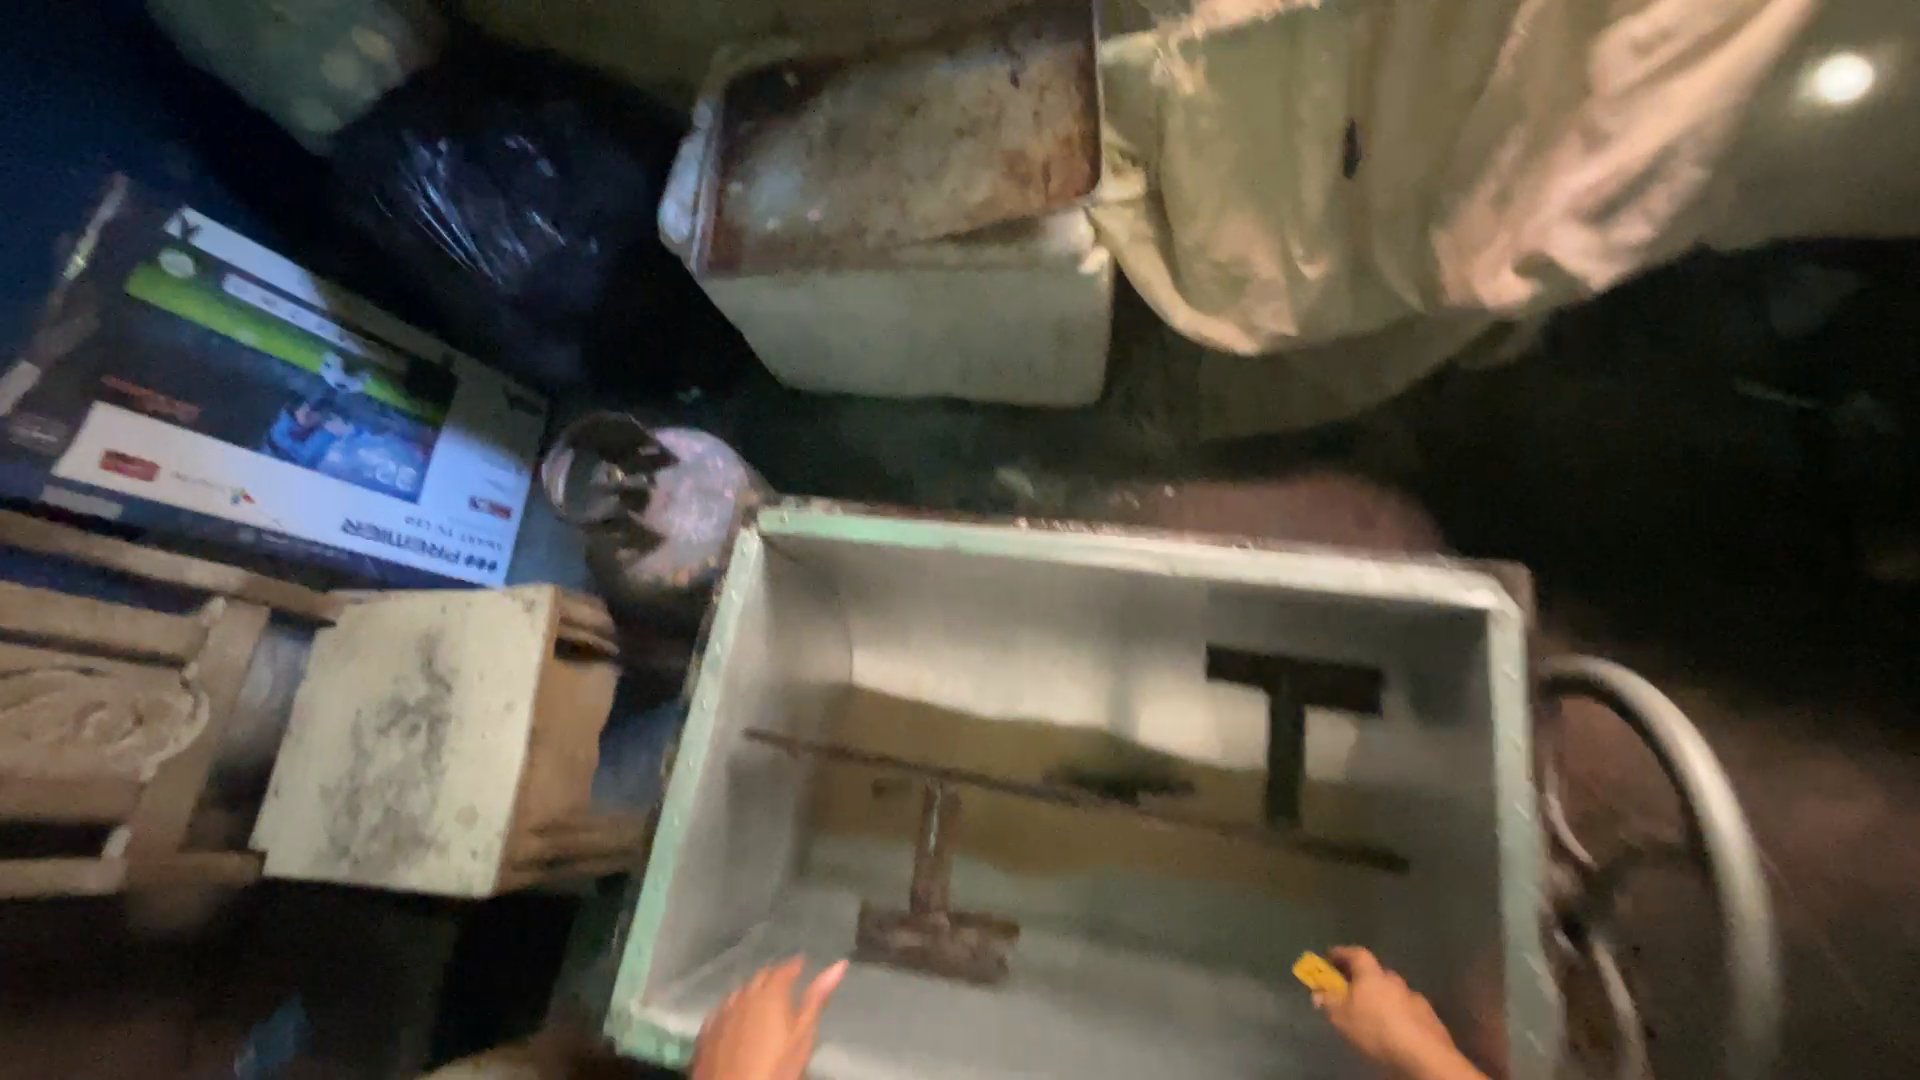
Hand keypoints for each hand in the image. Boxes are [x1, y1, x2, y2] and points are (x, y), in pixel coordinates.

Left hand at [692, 957, 848, 1079]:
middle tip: (786, 986)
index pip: (786, 968)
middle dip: (774, 977)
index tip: (803, 965)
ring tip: (763, 1004)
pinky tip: (736, 1021)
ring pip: (740, 992)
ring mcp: (722, 1012)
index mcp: (771, 992)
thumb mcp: (803, 1035)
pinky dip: (733, 1010)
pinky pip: (721, 1011)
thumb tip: (839, 964)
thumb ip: (818, 997)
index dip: (795, 965)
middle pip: (761, 976)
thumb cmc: (776, 1068)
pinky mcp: (706, 1033)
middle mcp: (745, 994)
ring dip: (752, 992)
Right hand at [1317, 947, 1481, 1079]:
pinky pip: (1410, 1011)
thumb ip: (1327, 1002)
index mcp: (1371, 973)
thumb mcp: (1341, 1018)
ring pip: (1395, 993)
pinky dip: (1401, 1016)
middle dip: (1364, 979)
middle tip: (1352, 990)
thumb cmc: (1376, 1029)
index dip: (1341, 953)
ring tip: (1375, 1014)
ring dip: (1384, 998)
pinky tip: (1396, 1030)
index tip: (1329, 958)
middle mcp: (1394, 980)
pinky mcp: (1431, 1019)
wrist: (1425, 1057)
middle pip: (1376, 972)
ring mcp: (1416, 999)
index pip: (1355, 953)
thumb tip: (1318, 993)